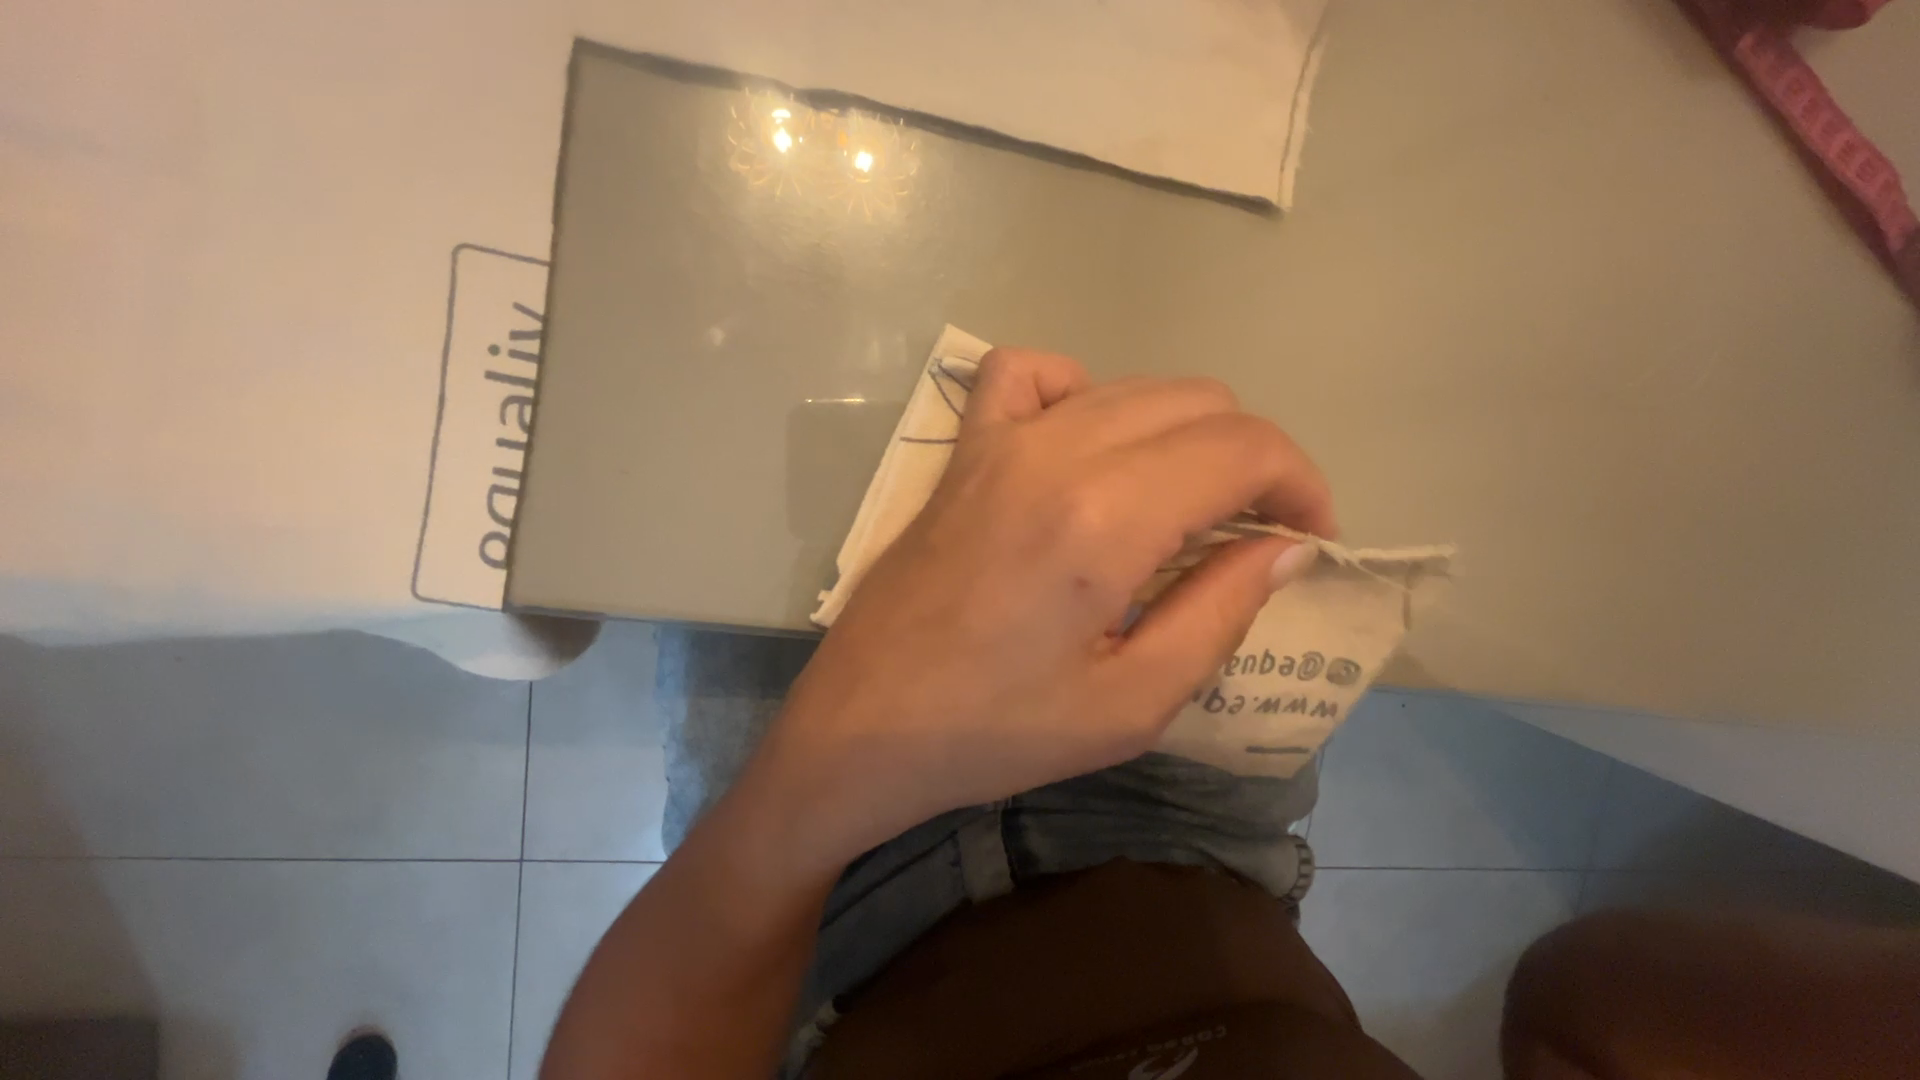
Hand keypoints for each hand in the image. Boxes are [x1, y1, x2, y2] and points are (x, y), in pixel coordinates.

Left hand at [746, 347, 1337, 860]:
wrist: (863, 727)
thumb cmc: (995, 733)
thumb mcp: (1131, 704)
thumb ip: (1219, 614)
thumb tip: (1283, 547)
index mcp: (1105, 517)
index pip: (1244, 449)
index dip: (1300, 485)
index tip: (1307, 539)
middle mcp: (1057, 453)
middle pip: (1199, 404)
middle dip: (1251, 461)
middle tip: (1252, 534)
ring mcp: (999, 442)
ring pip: (1130, 386)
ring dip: (1184, 434)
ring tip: (1186, 504)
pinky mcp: (962, 454)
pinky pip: (1027, 375)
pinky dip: (1080, 392)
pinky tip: (1088, 445)